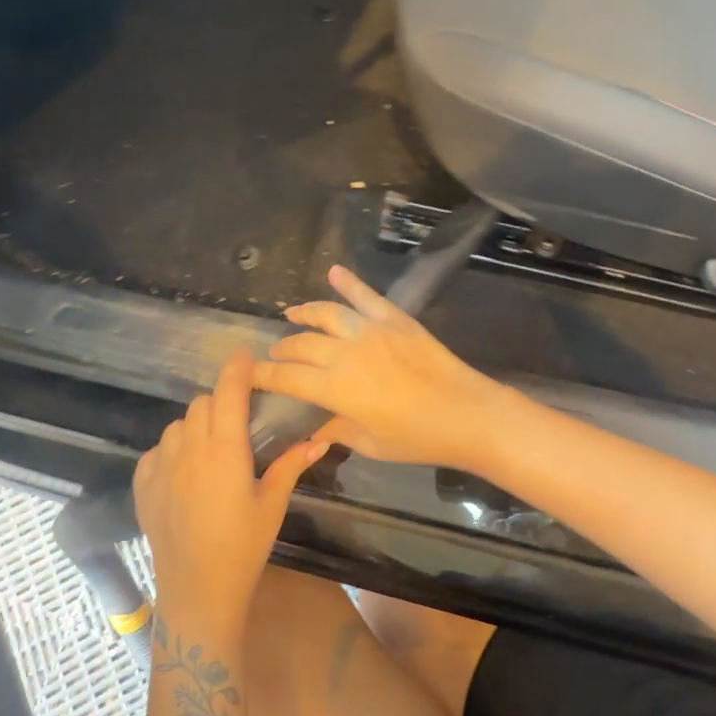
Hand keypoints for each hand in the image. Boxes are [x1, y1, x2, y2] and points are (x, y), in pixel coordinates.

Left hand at [134, 351, 329, 637]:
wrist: (199, 589)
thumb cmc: (244, 546)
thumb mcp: (273, 504)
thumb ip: (292, 465)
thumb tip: (320, 439)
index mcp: (225, 450)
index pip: (228, 392)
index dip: (236, 369)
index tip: (244, 355)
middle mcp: (189, 449)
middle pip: (201, 404)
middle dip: (219, 401)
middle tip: (236, 419)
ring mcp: (162, 468)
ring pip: (177, 425)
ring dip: (194, 425)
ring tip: (210, 447)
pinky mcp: (143, 486)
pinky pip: (156, 452)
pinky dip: (171, 451)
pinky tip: (184, 470)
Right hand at [255, 265, 520, 470]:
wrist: (467, 414)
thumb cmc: (418, 439)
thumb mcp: (370, 443)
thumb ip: (337, 429)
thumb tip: (314, 425)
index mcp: (335, 388)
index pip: (286, 378)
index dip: (263, 376)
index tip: (248, 375)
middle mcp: (345, 353)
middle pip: (301, 344)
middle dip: (282, 349)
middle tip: (276, 354)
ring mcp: (371, 331)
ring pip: (327, 313)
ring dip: (305, 313)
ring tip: (291, 314)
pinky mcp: (395, 319)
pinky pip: (366, 295)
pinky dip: (348, 281)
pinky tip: (334, 271)